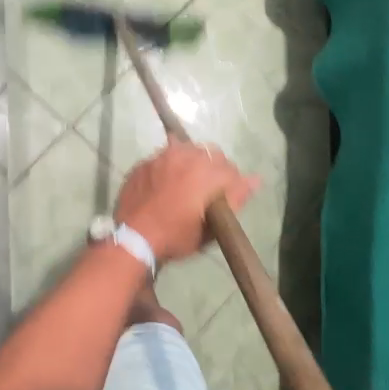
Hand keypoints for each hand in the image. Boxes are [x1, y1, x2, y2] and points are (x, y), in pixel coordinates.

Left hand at [113, 141, 259, 263]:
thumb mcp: (211, 227)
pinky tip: (164, 186)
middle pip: (210, 153)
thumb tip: (256, 179)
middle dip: (212, 169)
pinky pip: (163, 158)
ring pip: (185, 149)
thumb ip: (236, 199)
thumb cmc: (176, 237)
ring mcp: (161, 157)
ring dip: (190, 163)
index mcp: (206, 171)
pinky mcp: (143, 163)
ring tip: (185, 184)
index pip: (230, 169)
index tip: (224, 200)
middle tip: (206, 191)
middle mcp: (185, 156)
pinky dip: (168, 168)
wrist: (132, 239)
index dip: (232, 184)